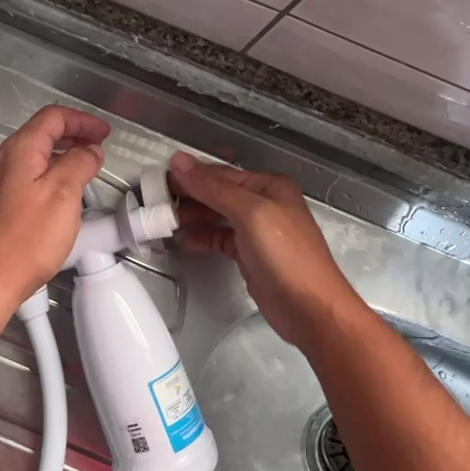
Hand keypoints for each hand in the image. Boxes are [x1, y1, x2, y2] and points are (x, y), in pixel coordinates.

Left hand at [0, 105, 110, 312]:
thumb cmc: (25, 241)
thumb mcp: (63, 195)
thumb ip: (79, 163)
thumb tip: (89, 150)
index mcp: (18, 151)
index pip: (53, 117)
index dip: (83, 120)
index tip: (104, 133)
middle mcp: (1, 160)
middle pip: (40, 133)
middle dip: (74, 135)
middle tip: (98, 148)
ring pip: (32, 156)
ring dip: (61, 156)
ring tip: (85, 170)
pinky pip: (24, 176)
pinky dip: (47, 174)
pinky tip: (60, 194)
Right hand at [168, 152, 362, 348]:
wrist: (311, 309)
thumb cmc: (286, 256)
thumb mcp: (249, 214)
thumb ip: (213, 187)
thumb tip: (179, 161)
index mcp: (269, 187)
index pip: (222, 174)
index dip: (191, 175)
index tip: (160, 180)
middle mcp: (264, 205)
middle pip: (219, 194)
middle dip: (190, 197)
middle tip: (158, 204)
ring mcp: (258, 232)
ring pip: (218, 217)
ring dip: (194, 218)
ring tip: (167, 222)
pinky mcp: (251, 256)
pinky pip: (221, 240)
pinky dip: (203, 239)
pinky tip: (185, 242)